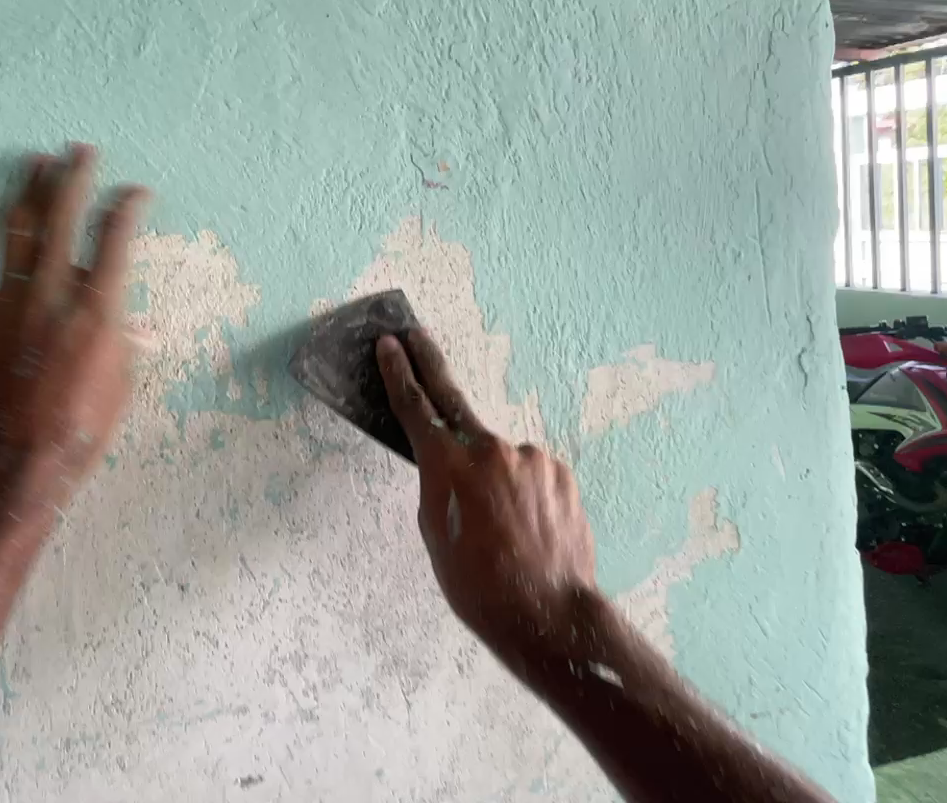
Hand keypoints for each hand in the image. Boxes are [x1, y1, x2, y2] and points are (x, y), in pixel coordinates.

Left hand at [0, 144, 148, 517]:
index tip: (135, 191)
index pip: (117, 238)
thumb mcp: (121, 382)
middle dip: (74, 176)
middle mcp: (54, 292)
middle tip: (79, 149)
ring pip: (17, 228)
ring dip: (27, 190)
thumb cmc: (78, 429)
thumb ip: (121, 337)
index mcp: (98, 308)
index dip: (128, 206)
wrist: (12, 461)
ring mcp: (9, 300)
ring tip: (33, 161)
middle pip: (65, 217)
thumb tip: (123, 315)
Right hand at [376, 330, 596, 647]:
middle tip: (413, 332)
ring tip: (501, 525)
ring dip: (492, 477)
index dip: (398, 372)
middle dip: (427, 361)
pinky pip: (528, 471)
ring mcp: (529, 456)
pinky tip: (526, 525)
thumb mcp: (434, 532)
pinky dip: (522, 489)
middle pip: (451, 397)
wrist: (548, 614)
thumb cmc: (476, 585)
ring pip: (498, 456)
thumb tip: (449, 463)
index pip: (415, 405)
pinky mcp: (557, 470)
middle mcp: (489, 449)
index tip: (388, 343)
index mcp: (448, 464)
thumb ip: (437, 483)